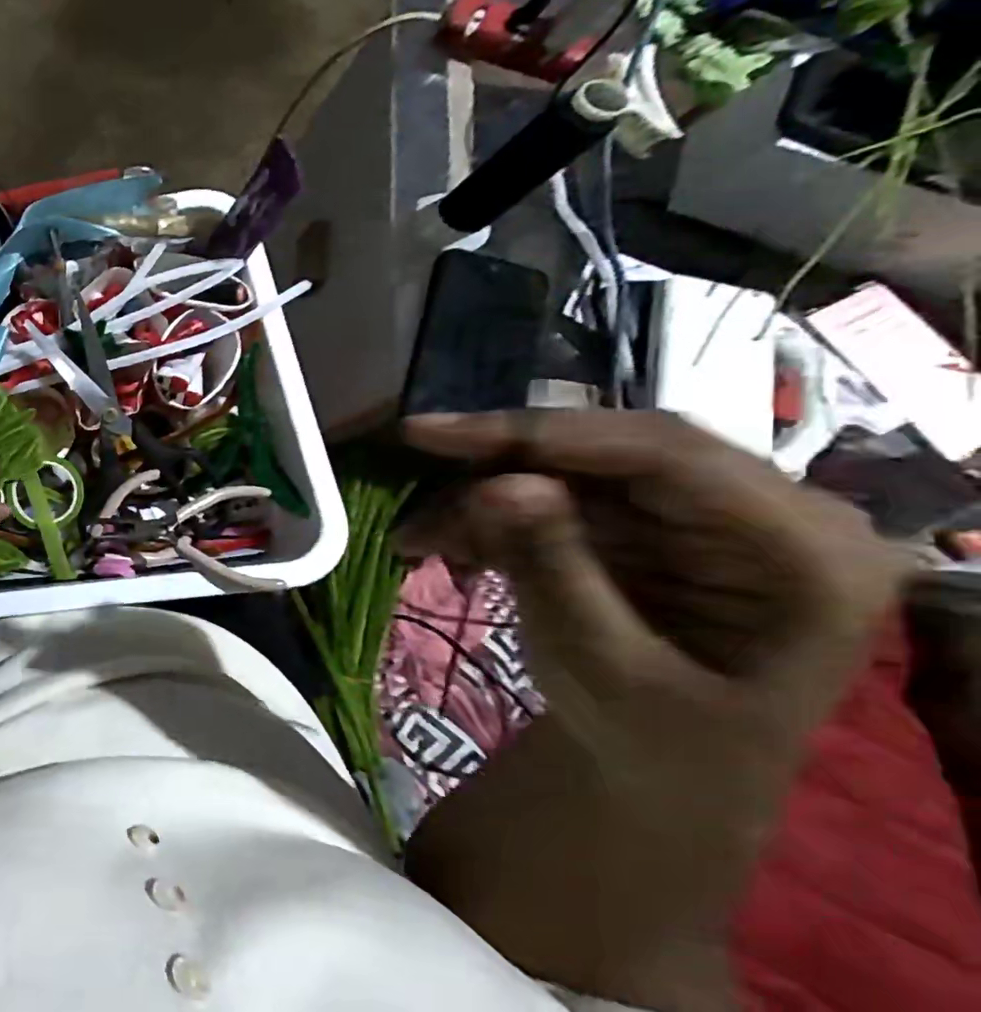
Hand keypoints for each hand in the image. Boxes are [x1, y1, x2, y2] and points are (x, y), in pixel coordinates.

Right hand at [398, 411, 910, 1007]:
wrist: (663, 775)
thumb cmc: (654, 742)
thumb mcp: (601, 668)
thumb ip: (556, 570)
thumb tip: (497, 485)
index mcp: (799, 549)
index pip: (662, 454)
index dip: (540, 433)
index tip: (429, 434)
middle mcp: (761, 511)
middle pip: (611, 449)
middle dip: (499, 460)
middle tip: (409, 465)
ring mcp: (700, 514)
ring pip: (571, 469)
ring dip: (483, 496)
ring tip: (413, 539)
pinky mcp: (648, 524)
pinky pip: (557, 495)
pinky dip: (492, 516)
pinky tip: (446, 546)